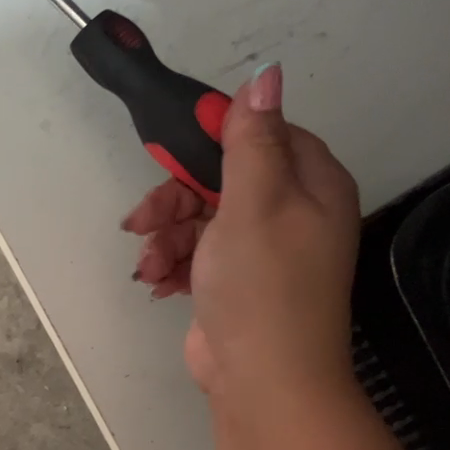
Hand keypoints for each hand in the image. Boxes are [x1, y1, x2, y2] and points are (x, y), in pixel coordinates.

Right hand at [121, 65, 361, 398]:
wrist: (260, 374)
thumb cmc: (261, 285)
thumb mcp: (253, 205)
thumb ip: (250, 143)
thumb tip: (265, 75)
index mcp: (309, 185)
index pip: (262, 138)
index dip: (212, 141)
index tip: (166, 155)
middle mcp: (290, 212)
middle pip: (218, 182)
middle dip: (173, 202)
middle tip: (140, 223)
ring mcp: (258, 251)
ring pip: (197, 222)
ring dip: (164, 239)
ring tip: (149, 266)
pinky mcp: (230, 282)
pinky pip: (192, 256)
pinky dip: (170, 265)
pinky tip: (156, 283)